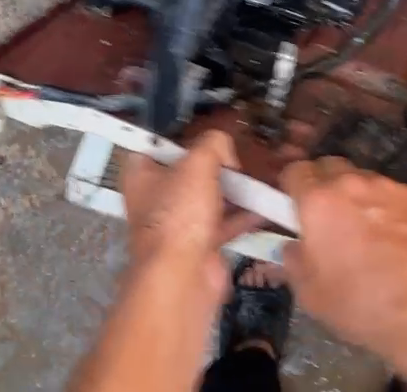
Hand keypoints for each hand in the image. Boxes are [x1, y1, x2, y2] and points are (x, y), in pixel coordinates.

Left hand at [119, 131, 260, 302]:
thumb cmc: (179, 214)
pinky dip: (243, 214)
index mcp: (141, 173)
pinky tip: (264, 204)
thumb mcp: (198, 162)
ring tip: (258, 177)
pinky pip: (225, 221)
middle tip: (237, 156)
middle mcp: (156, 196)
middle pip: (190, 168)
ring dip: (234, 189)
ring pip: (210, 195)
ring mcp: (178, 222)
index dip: (184, 133)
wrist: (183, 278)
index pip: (159, 142)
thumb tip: (226, 154)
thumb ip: (215, 143)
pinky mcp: (200, 244)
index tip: (208, 128)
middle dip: (216, 163)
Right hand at [279, 157, 406, 361]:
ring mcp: (385, 186)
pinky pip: (388, 192)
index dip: (291, 187)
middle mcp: (350, 183)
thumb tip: (292, 245)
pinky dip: (383, 206)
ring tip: (362, 229)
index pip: (295, 170)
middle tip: (325, 218)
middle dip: (322, 185)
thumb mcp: (309, 293)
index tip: (293, 206)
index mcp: (318, 201)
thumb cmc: (358, 303)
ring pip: (360, 178)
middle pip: (328, 166)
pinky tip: (391, 236)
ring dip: (353, 195)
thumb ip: (292, 260)